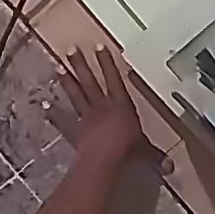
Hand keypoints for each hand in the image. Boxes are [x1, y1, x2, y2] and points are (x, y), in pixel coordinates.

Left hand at [51, 47, 150, 165]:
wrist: (105, 161)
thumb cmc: (130, 152)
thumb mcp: (148, 154)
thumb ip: (156, 157)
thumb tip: (170, 167)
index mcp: (122, 106)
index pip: (115, 79)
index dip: (107, 63)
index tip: (99, 46)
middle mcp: (102, 107)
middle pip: (90, 81)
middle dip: (81, 64)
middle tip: (71, 48)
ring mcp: (85, 118)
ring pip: (75, 95)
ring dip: (67, 82)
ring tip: (58, 67)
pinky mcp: (74, 131)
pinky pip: (62, 120)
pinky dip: (53, 113)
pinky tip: (44, 105)